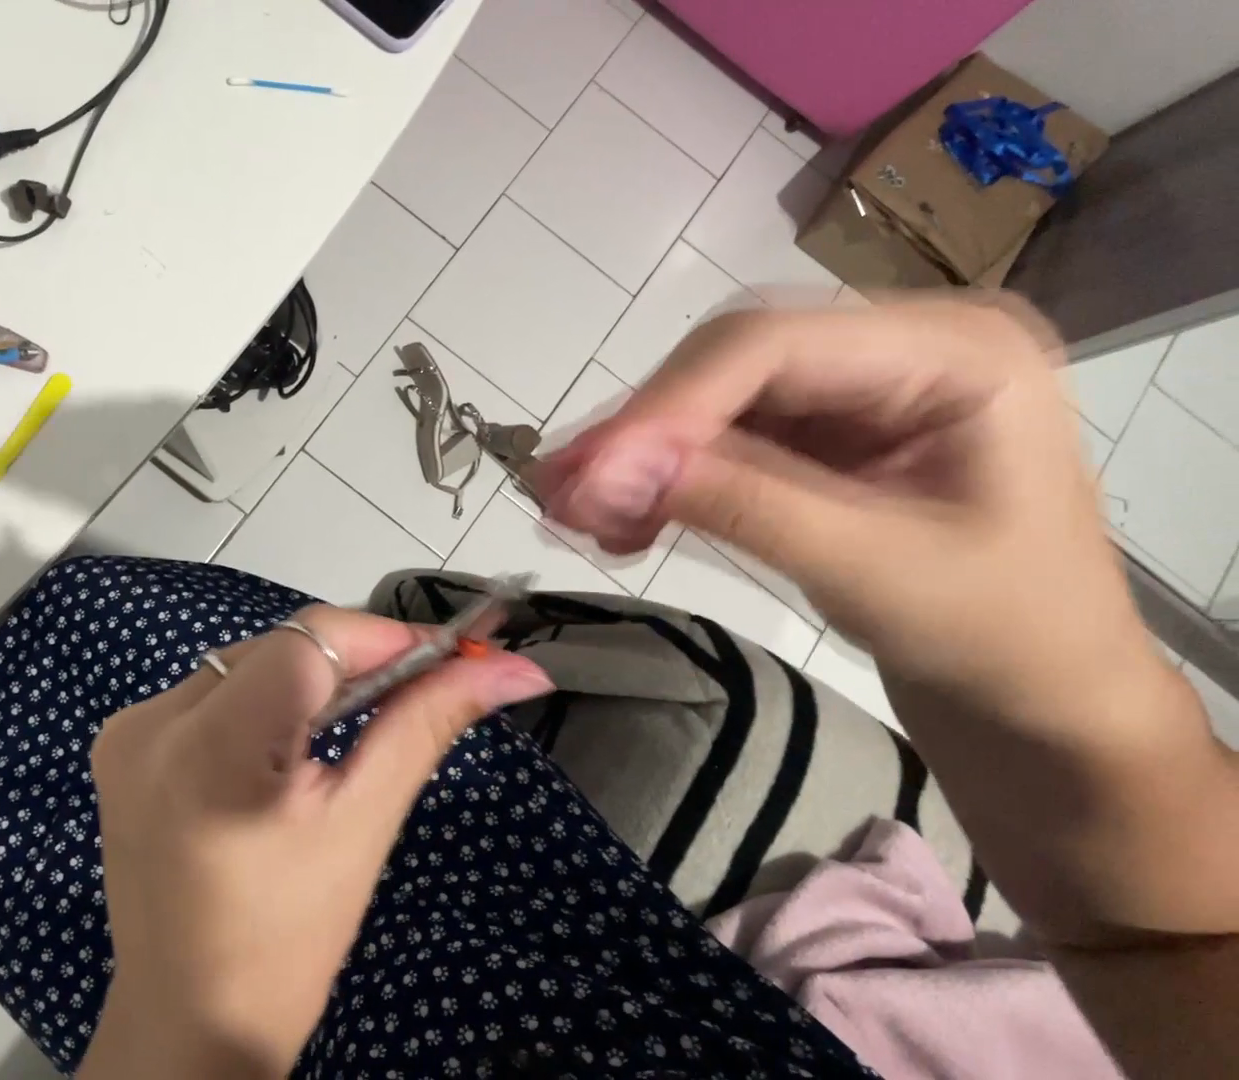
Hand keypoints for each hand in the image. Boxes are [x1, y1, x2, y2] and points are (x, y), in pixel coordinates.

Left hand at [77, 606, 551, 1078]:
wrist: (190, 1020)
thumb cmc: (286, 944)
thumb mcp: (362, 827)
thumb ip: (425, 727)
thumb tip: (510, 668)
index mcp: (207, 746)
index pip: (305, 640)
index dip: (381, 636)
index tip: (446, 655)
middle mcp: (150, 720)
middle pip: (274, 648)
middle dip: (352, 660)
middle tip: (420, 684)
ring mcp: (127, 731)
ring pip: (244, 665)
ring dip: (308, 680)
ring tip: (363, 716)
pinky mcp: (123, 745)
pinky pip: (210, 694)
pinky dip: (263, 701)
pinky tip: (296, 738)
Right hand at [531, 294, 1146, 708]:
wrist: (1038, 698)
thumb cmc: (999, 637)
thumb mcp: (871, 569)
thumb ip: (738, 505)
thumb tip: (599, 474)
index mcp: (953, 351)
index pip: (772, 345)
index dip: (665, 407)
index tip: (583, 478)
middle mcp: (895, 347)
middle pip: (728, 364)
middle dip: (640, 433)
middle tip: (559, 499)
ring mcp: (852, 391)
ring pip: (707, 403)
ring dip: (636, 459)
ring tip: (574, 517)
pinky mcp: (817, 436)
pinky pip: (714, 442)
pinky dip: (660, 482)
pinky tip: (621, 523)